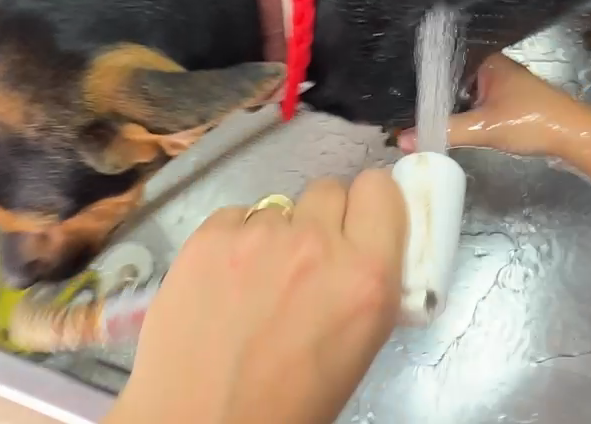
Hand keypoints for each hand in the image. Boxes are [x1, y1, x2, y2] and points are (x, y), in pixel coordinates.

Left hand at [110, 171, 406, 423]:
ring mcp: (260, 235)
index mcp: (366, 277)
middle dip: (321, 219)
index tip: (358, 224)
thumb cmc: (288, 405)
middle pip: (330, 189)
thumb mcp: (356, 346)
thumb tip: (360, 249)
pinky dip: (233, 240)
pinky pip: (235, 215)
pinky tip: (222, 283)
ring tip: (255, 283)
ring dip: (276, 235)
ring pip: (280, 205)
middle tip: (305, 262)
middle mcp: (317, 244)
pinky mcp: (210, 235)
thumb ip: (363, 284)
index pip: (380, 189)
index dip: (368, 205)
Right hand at [397, 53, 590, 159]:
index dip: (423, 80)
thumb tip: (404, 139)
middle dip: (435, 98)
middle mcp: (494, 67)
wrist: (575, 137)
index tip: (398, 94)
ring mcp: (504, 86)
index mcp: (486, 60)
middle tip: (404, 113)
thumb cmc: (531, 121)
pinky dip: (466, 116)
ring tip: (420, 121)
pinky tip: (450, 127)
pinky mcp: (511, 104)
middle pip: (454, 81)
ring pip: (467, 96)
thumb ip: (445, 131)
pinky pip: (479, 106)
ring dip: (451, 109)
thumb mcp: (484, 127)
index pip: (445, 63)